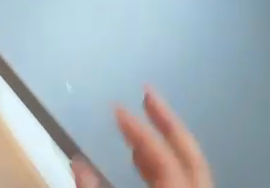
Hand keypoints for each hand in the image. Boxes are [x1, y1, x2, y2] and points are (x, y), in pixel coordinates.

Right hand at [72, 88, 211, 187]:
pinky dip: (165, 163)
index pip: (165, 157)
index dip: (140, 130)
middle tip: (147, 91)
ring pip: (190, 168)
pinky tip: (142, 158)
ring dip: (165, 141)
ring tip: (139, 119)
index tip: (115, 107)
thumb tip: (78, 163)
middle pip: (191, 155)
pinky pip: (184, 180)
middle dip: (168, 121)